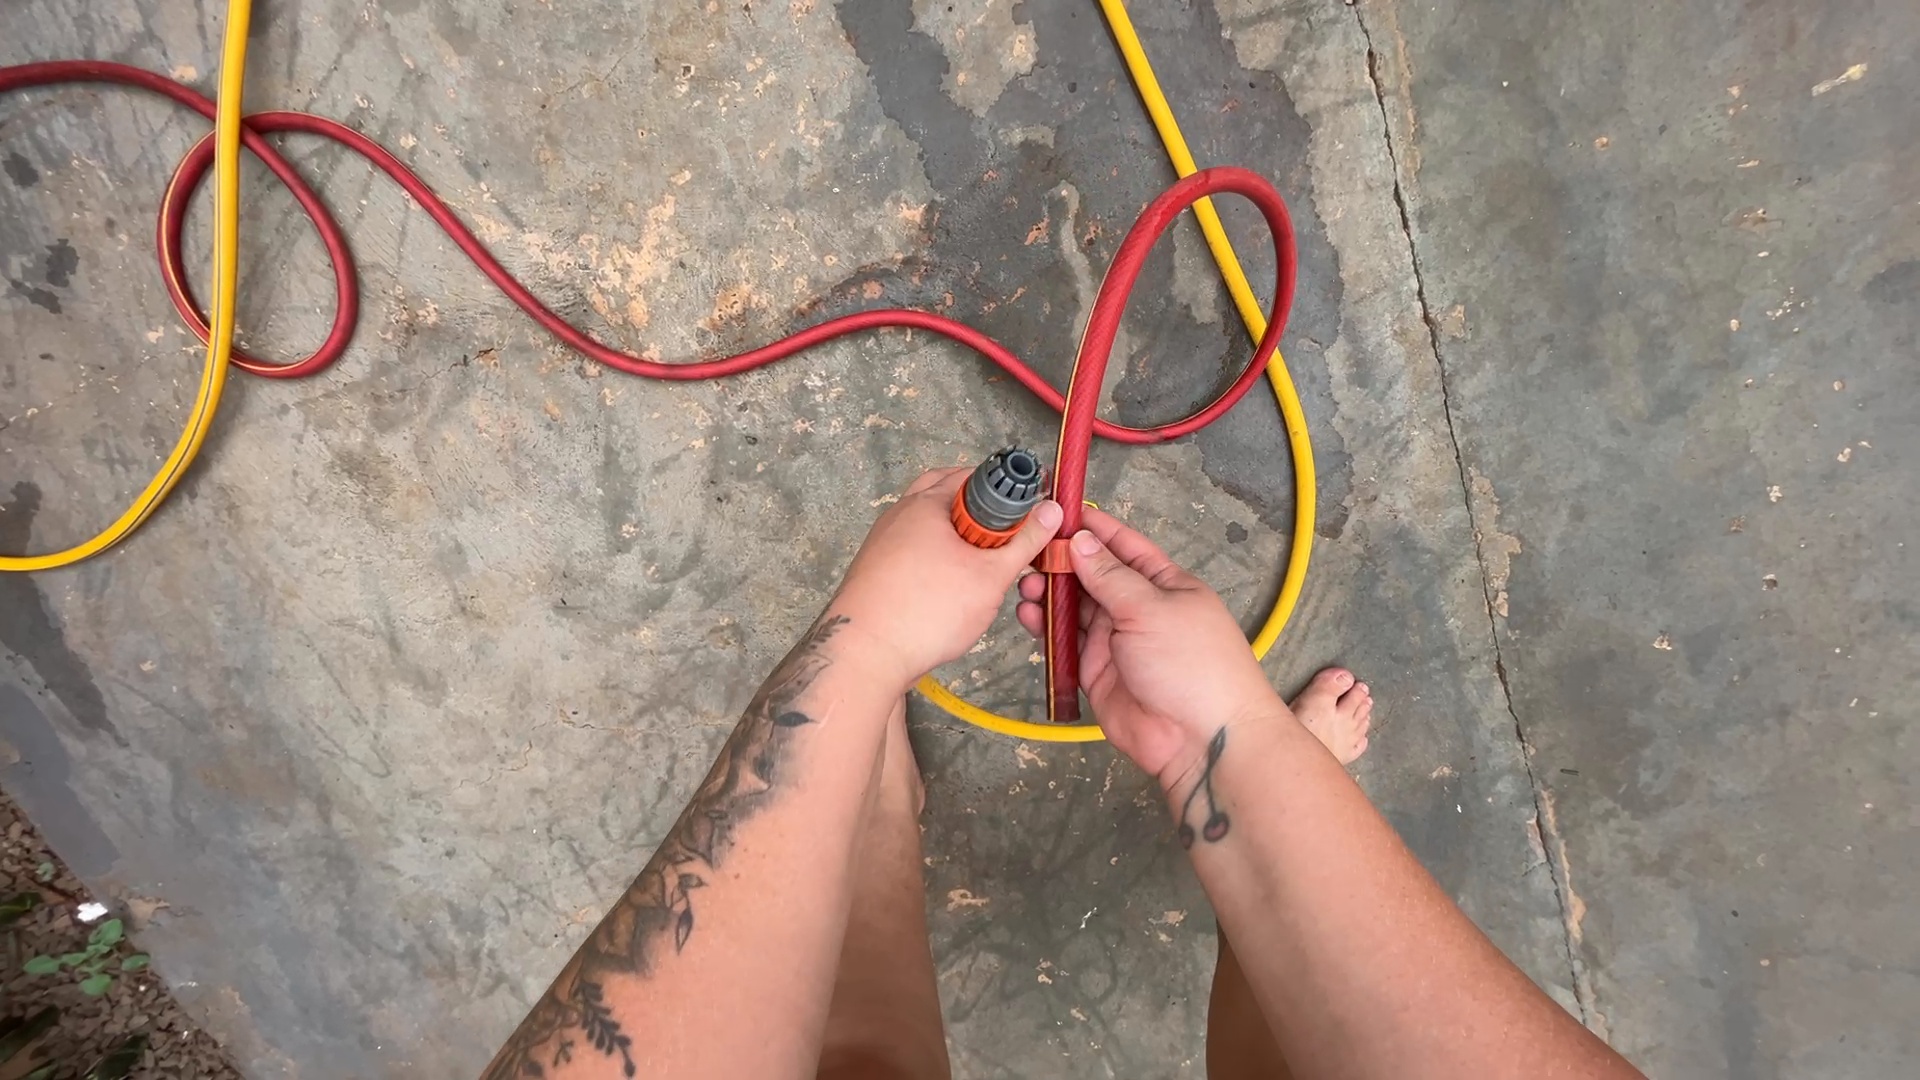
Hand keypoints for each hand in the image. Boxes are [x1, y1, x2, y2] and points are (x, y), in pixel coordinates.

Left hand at [831, 467, 1061, 691]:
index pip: (974, 477)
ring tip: (980, 564)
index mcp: (927, 504)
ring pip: (928, 525)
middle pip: (946, 495)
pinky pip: (913, 550)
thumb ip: (1024, 542)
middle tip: (1004, 534)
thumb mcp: (990, 575)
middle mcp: (900, 514)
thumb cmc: (924, 611)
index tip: (1027, 512)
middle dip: (978, 510)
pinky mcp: (876, 569)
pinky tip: (951, 585)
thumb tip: (1050, 513)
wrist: (865, 654)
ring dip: (955, 535)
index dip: (1005, 492)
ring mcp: (883, 541)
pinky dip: (935, 556)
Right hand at [1016, 508, 1280, 786]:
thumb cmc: (1193, 666)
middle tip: (1031, 552)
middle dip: (1062, 562)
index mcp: (1163, 584)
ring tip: (1027, 584)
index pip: (1123, 546)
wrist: (1199, 740)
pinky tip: (1027, 614)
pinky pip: (1064, 640)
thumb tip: (1083, 543)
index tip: (1062, 511)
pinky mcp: (1094, 668)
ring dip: (1049, 593)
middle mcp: (1137, 608)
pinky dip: (1044, 627)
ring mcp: (1114, 639)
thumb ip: (1111, 577)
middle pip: (1092, 575)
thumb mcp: (1152, 609)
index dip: (1094, 528)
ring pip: (1073, 607)